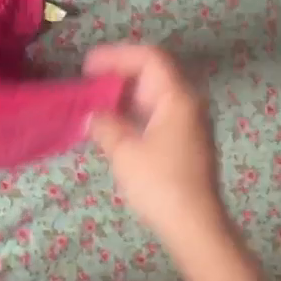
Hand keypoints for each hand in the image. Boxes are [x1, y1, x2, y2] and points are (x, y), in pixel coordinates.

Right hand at [84, 43, 229, 245]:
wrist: (193, 224)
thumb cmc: (159, 183)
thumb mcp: (124, 151)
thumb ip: (106, 125)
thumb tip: (94, 116)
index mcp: (177, 98)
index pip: (149, 59)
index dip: (116, 56)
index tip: (86, 65)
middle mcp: (187, 104)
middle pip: (154, 74)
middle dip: (119, 73)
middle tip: (86, 82)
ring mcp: (188, 124)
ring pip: (154, 95)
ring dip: (124, 94)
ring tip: (93, 102)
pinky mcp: (184, 143)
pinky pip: (156, 113)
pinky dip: (132, 112)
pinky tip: (112, 125)